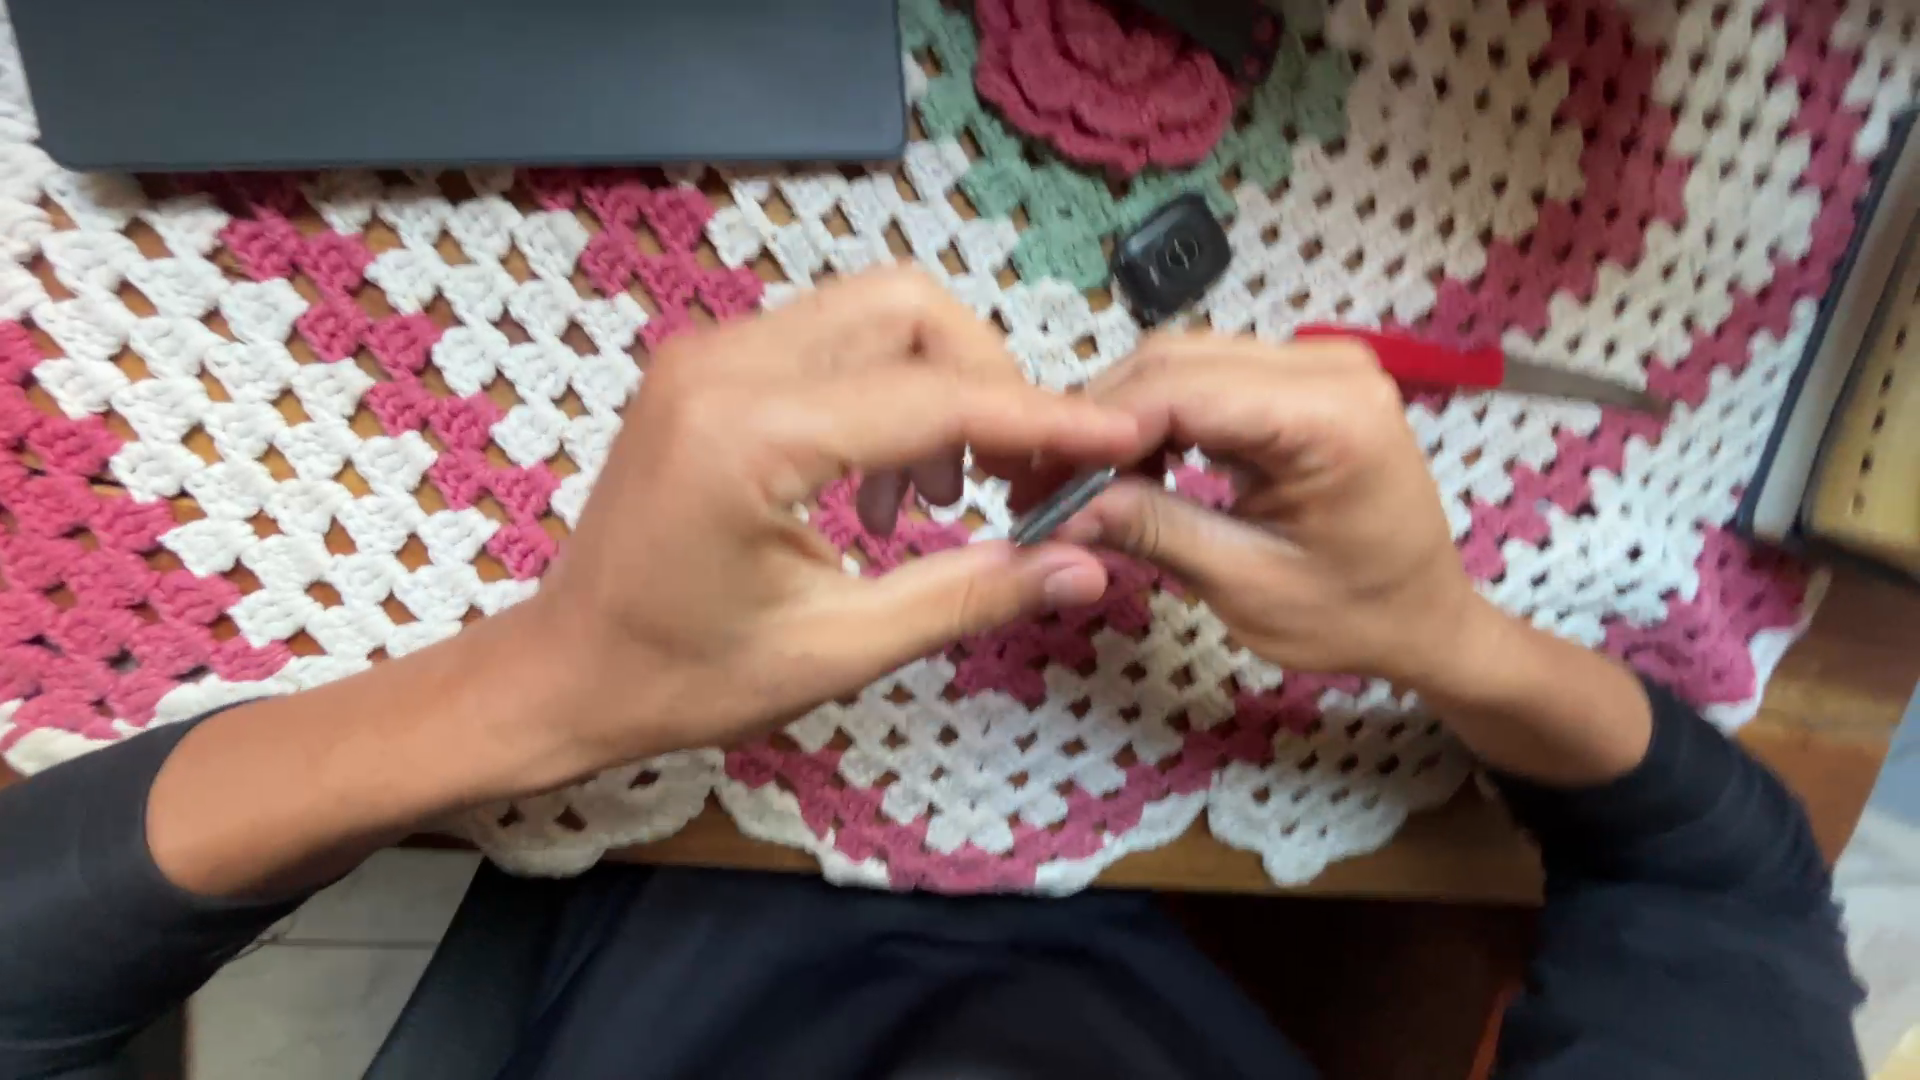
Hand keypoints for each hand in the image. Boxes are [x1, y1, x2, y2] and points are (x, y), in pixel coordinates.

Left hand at [502, 269, 1141, 782]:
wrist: (566, 671)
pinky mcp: (711, 366)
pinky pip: (833, 344)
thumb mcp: (841, 648)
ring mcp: (710, 352)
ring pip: (874, 313)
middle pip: (908, 308)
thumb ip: (970, 594)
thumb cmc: (688, 677)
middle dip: (987, 382)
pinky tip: (880, 483)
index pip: (932, 397)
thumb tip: (1083, 564)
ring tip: (934, 496)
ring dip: (937, 388)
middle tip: (1010, 476)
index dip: (1038, 418)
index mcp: (750, 435)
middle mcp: (725, 362)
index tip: (1116, 436)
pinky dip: (888, 394)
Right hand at [1046, 333, 1481, 686]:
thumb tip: (1058, 512)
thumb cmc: (1351, 615)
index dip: (1096, 429)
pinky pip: (1199, 381)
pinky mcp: (1292, 380)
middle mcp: (1324, 365)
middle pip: (1171, 363)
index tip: (1034, 480)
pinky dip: (1150, 420)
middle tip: (1038, 484)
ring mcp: (1311, 364)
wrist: (1421, 616)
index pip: (1180, 390)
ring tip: (1074, 480)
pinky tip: (1126, 466)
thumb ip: (1152, 531)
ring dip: (1115, 420)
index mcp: (1330, 416)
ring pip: (1175, 364)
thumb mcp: (1245, 585)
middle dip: (1094, 422)